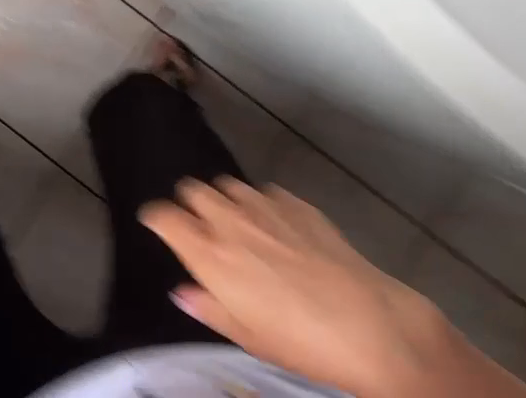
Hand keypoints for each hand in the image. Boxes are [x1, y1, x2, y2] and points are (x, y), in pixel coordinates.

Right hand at [143, 178, 513, 397]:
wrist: (369, 323)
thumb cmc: (300, 341)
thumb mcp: (247, 336)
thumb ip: (210, 307)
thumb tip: (184, 291)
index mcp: (210, 254)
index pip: (164, 216)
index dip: (155, 218)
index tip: (156, 225)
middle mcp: (231, 221)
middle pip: (193, 190)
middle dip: (189, 204)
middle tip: (199, 228)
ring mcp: (265, 207)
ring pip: (228, 185)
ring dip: (224, 200)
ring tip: (238, 225)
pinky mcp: (298, 204)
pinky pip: (266, 192)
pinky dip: (261, 204)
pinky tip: (278, 229)